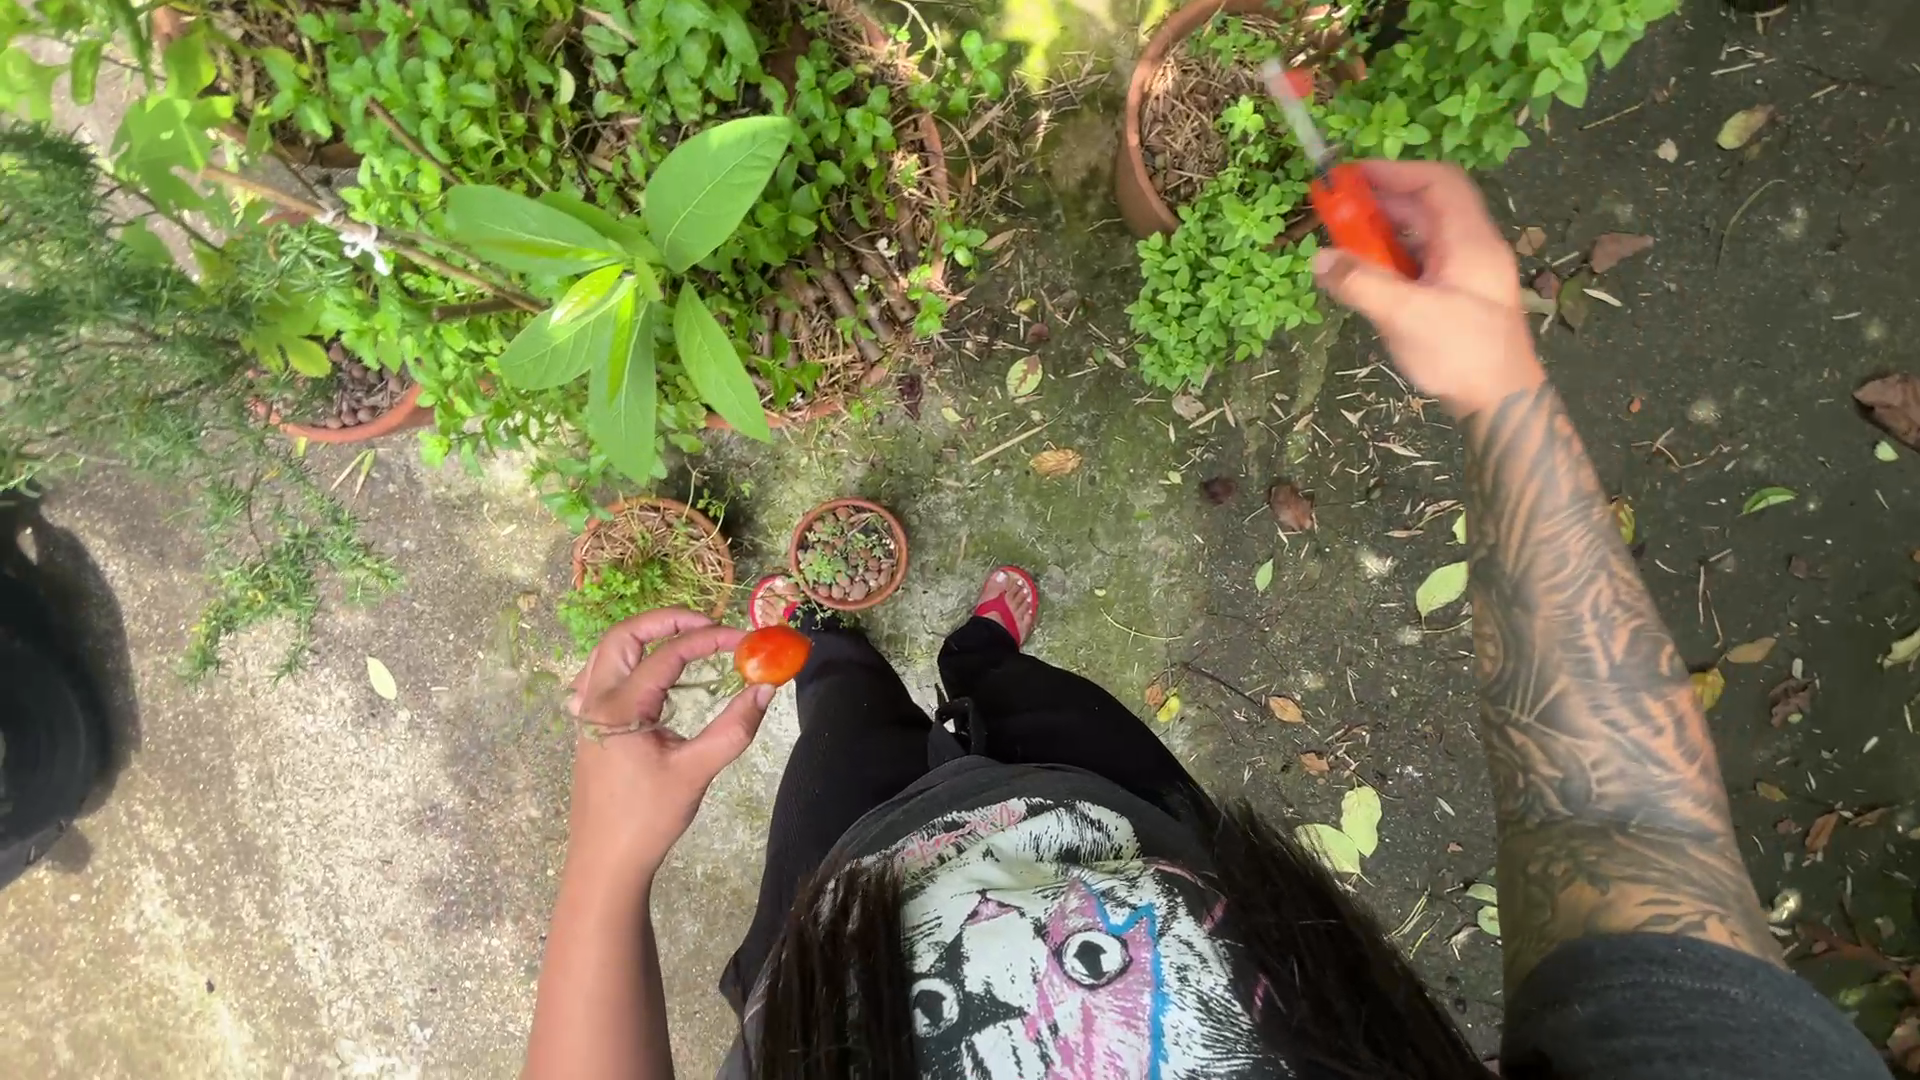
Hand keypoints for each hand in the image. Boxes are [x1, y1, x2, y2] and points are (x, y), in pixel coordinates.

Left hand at [562, 608, 775, 891]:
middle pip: (624, 635)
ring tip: (685, 638)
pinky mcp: (589, 726)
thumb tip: (767, 687)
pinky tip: (647, 672)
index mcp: (619, 707)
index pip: (669, 653)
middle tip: (708, 623)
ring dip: (646, 635)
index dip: (710, 639)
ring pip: (608, 651)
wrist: (605, 864)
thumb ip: (735, 727)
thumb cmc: (647, 819)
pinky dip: (627, 659)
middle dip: (668, 620)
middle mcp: (596, 700)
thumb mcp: (697, 771)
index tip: (745, 639)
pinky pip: (600, 674)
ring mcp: (587, 713)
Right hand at [1311, 160, 1545, 417]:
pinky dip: (1386, 260)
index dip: (1393, 172)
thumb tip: (1319, 258)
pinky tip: (1364, 275)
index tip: (1349, 175)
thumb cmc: (1459, 351)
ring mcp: (1460, 272)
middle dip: (1379, 202)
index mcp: (1469, 240)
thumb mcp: (1405, 316)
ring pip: (1418, 237)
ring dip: (1380, 233)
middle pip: (1424, 207)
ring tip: (1342, 240)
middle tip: (1335, 208)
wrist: (1498, 397)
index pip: (1436, 183)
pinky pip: (1415, 264)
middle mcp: (1468, 247)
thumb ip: (1361, 284)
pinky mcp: (1450, 295)